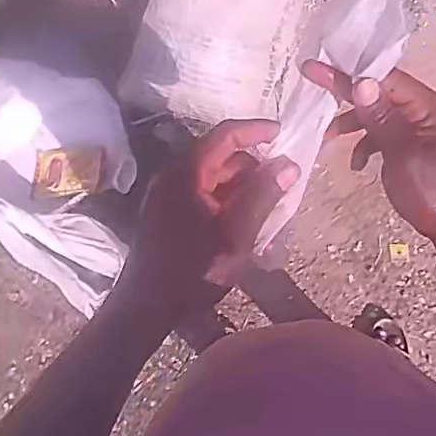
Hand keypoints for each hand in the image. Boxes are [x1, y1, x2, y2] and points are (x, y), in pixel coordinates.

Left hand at [118, 120, 297, 316]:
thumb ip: (262, 196)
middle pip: (219, 157)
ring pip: (212, 179)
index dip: (255, 130)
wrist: (146, 306)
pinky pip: (201, 195)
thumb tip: (288, 164)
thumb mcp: (236, 235)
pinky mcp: (165, 213)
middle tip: (282, 183)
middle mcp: (172, 177)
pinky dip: (225, 201)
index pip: (224, 136)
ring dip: (242, 188)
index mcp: (186, 174)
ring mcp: (165, 195)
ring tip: (269, 209)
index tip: (282, 133)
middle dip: (254, 167)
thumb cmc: (193, 271)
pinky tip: (244, 225)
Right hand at [299, 61, 435, 246]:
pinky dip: (364, 144)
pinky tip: (356, 163)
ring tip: (328, 136)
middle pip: (378, 92)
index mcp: (427, 106)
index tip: (316, 67)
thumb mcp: (403, 154)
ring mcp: (416, 130)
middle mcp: (422, 112)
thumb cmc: (433, 191)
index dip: (349, 72)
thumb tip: (361, 83)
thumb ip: (381, 119)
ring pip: (376, 114)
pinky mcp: (408, 148)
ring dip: (351, 122)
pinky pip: (380, 134)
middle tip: (312, 81)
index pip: (383, 79)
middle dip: (345, 90)